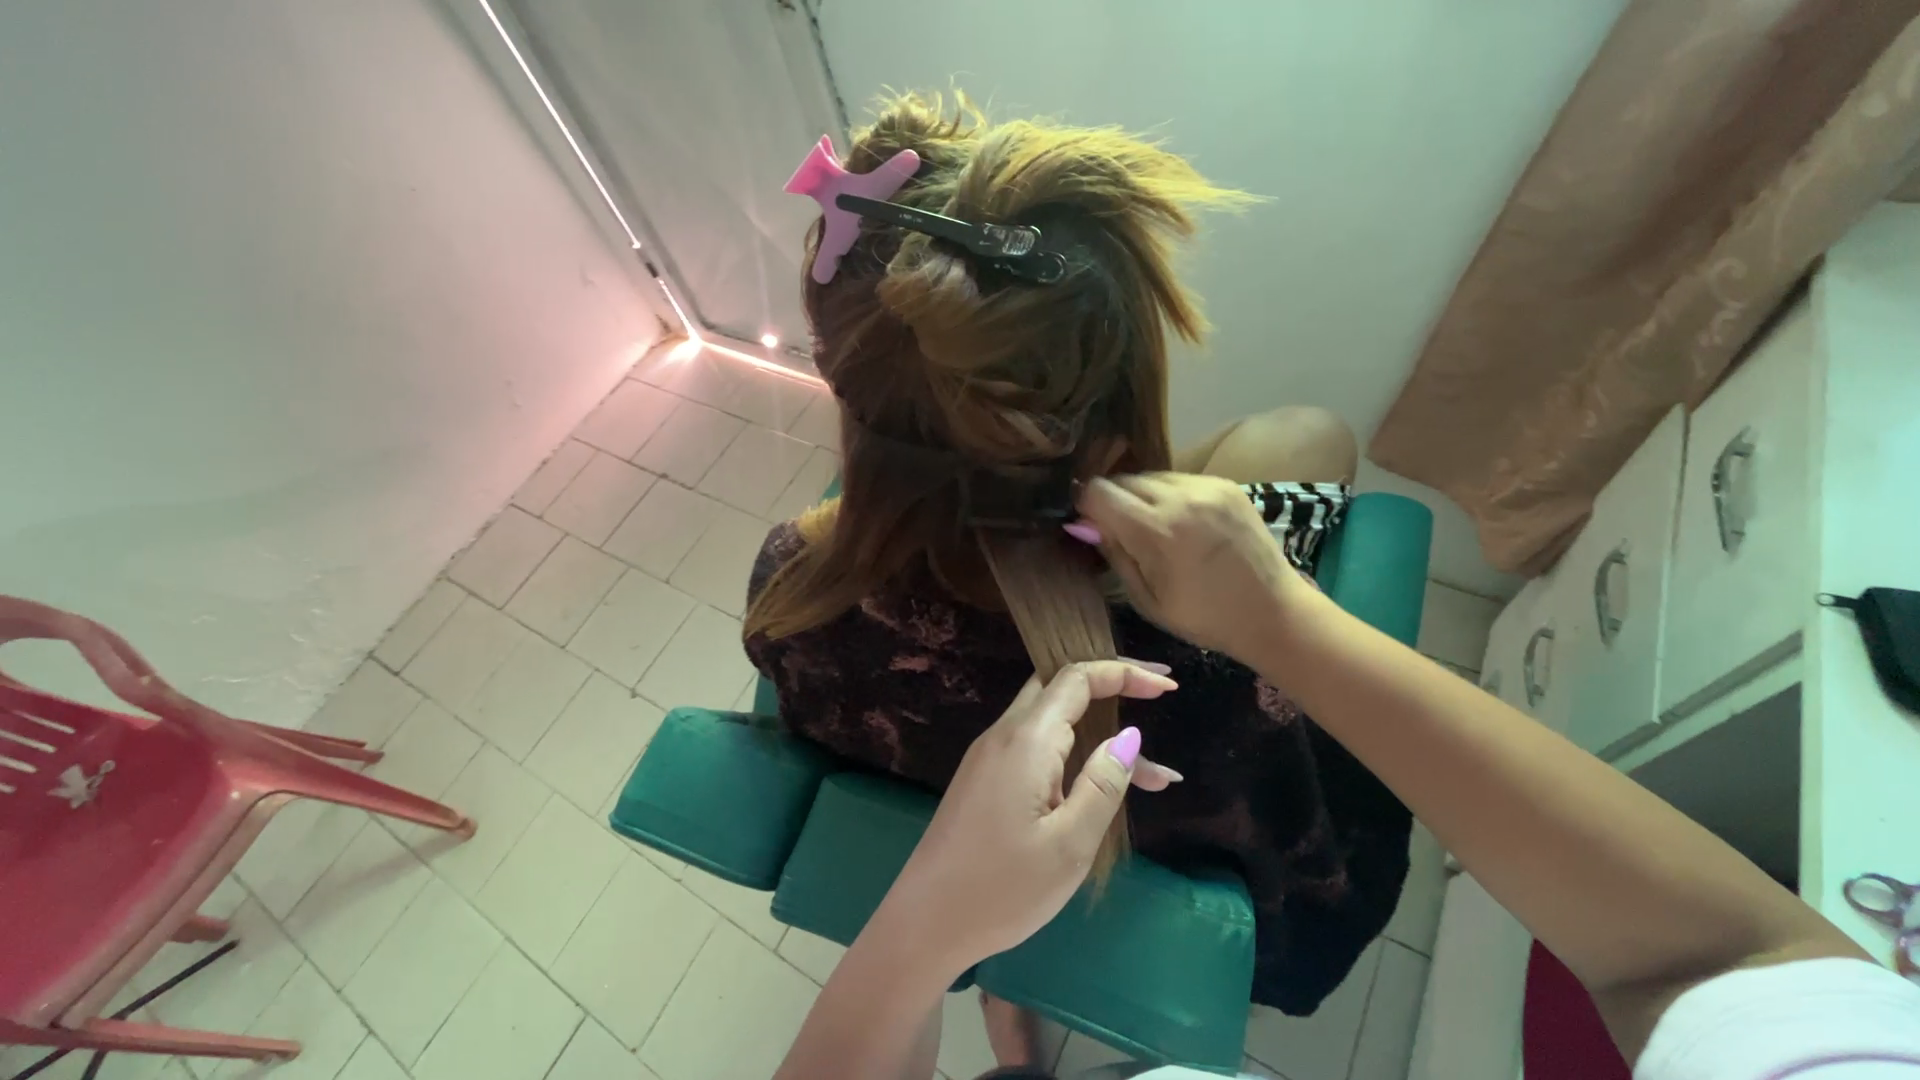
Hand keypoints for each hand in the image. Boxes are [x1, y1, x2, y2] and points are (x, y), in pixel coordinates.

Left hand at [877, 661, 1179, 975]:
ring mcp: (990, 758)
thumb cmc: (1002, 888)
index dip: (1123, 672)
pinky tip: (1106, 793)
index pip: (1076, 679)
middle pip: (1059, 687)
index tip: (1167, 686)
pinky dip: (1075, 759)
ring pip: (1052, 725)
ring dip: (1100, 736)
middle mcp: (1004, 736)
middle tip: (1158, 695)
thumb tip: (1128, 736)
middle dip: (1110, 685)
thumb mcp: (1069, 844)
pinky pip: (1038, 752)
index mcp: (1025, 740)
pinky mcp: (985, 782)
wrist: (926, 921)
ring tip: (1157, 778)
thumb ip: (1102, 784)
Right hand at [1071, 473, 1306, 659]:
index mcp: (1157, 530)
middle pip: (1122, 479)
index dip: (1085, 505)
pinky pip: (1178, 479)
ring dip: (1140, 497)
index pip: (1098, 491)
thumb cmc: (1204, 618)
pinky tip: (1180, 523)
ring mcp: (1206, 486)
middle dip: (1112, 501)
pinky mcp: (1225, 484)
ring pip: (1150, 476)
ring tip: (1153, 528)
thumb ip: (1113, 554)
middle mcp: (1180, 497)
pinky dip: (1169, 496)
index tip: (1087, 524)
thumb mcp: (1147, 599)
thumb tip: (1081, 523)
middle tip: (1118, 531)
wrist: (1273, 613)